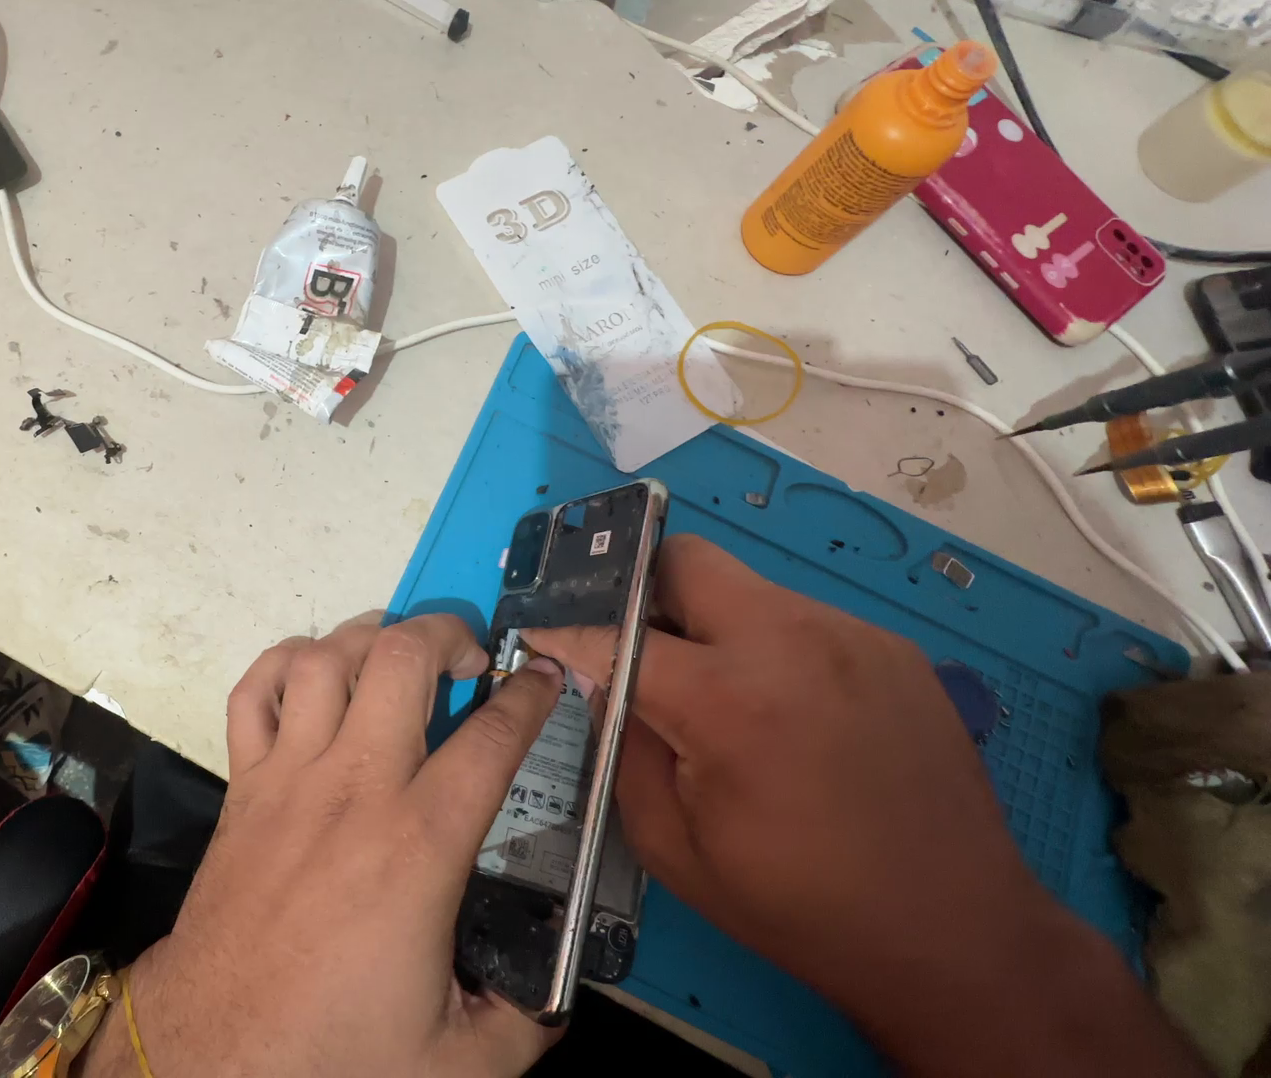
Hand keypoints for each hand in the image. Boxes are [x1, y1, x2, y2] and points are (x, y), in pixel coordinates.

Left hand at [79, 614, 563, 1077]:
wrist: (214, 1056)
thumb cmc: (335, 1052)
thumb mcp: (462, 1063)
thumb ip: (526, 1020)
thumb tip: (553, 992)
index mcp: (420, 843)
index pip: (491, 739)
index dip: (530, 696)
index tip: (544, 676)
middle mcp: (354, 786)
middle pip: (400, 661)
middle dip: (444, 635)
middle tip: (467, 658)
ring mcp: (289, 776)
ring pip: (325, 660)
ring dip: (367, 637)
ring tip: (394, 654)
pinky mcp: (242, 785)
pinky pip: (253, 693)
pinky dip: (284, 663)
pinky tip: (313, 673)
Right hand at [526, 534, 1206, 1076]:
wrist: (956, 936)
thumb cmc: (794, 901)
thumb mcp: (670, 841)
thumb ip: (623, 743)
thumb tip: (605, 680)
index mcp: (728, 700)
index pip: (618, 635)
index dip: (566, 632)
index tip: (538, 632)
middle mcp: (791, 643)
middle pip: (686, 559)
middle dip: (643, 591)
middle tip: (636, 646)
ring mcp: (850, 637)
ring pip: (742, 587)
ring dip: (706, 623)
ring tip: (715, 689)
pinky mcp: (891, 648)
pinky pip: (796, 618)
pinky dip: (763, 645)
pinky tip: (779, 707)